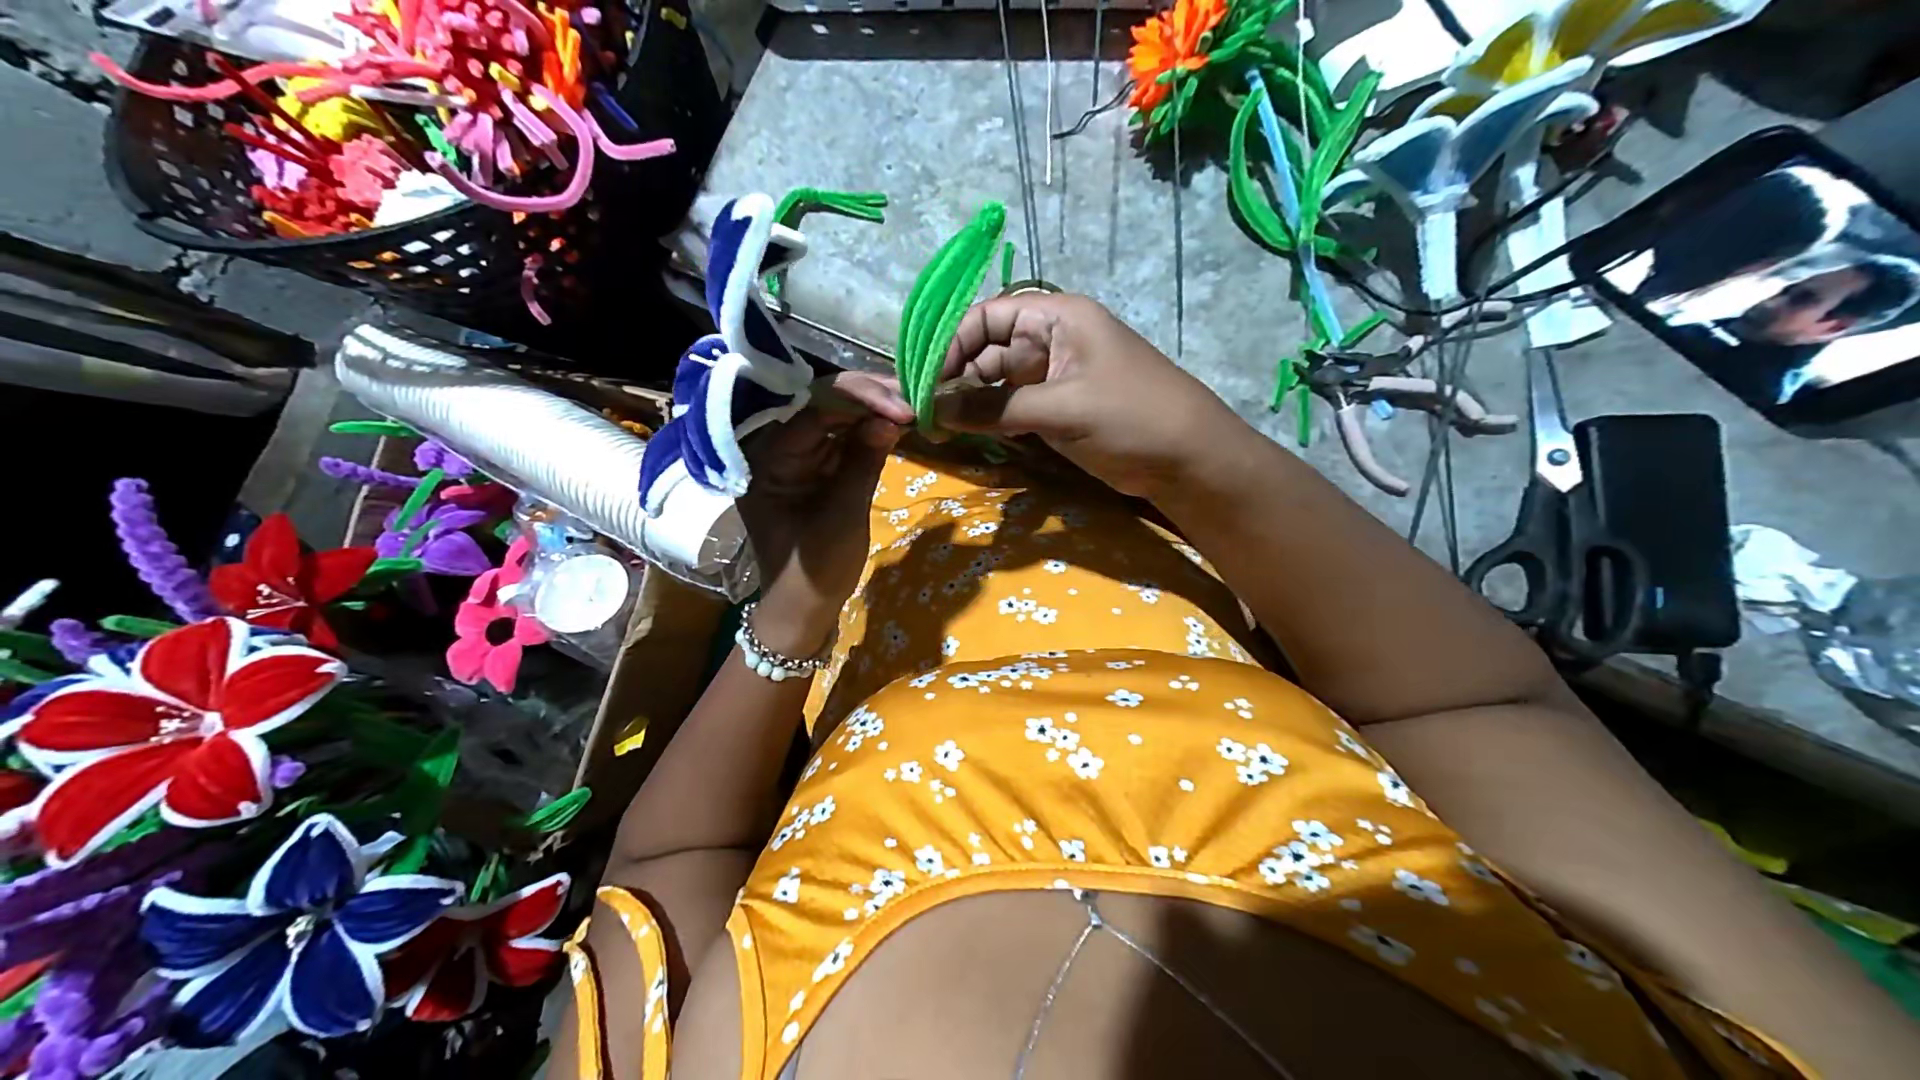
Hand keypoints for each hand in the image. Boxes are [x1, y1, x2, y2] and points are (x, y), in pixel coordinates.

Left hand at [737, 371, 908, 655]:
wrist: (802, 609)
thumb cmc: (813, 569)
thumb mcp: (842, 515)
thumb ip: (863, 462)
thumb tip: (892, 418)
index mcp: (768, 458)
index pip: (813, 408)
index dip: (859, 398)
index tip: (902, 404)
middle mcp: (777, 449)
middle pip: (823, 405)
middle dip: (869, 398)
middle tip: (914, 395)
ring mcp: (797, 458)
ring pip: (836, 418)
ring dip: (873, 410)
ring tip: (912, 403)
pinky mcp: (816, 469)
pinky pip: (843, 439)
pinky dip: (870, 431)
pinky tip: (896, 422)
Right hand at [936, 293, 1252, 499]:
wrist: (1187, 459)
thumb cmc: (1131, 417)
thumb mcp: (1061, 408)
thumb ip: (995, 407)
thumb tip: (935, 411)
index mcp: (1056, 317)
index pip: (986, 317)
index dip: (950, 344)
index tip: (924, 381)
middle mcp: (1049, 339)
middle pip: (985, 349)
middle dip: (953, 376)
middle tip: (924, 413)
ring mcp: (1051, 376)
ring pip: (993, 380)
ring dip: (966, 401)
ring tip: (937, 428)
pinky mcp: (1054, 408)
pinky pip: (1008, 406)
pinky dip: (986, 417)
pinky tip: (963, 433)